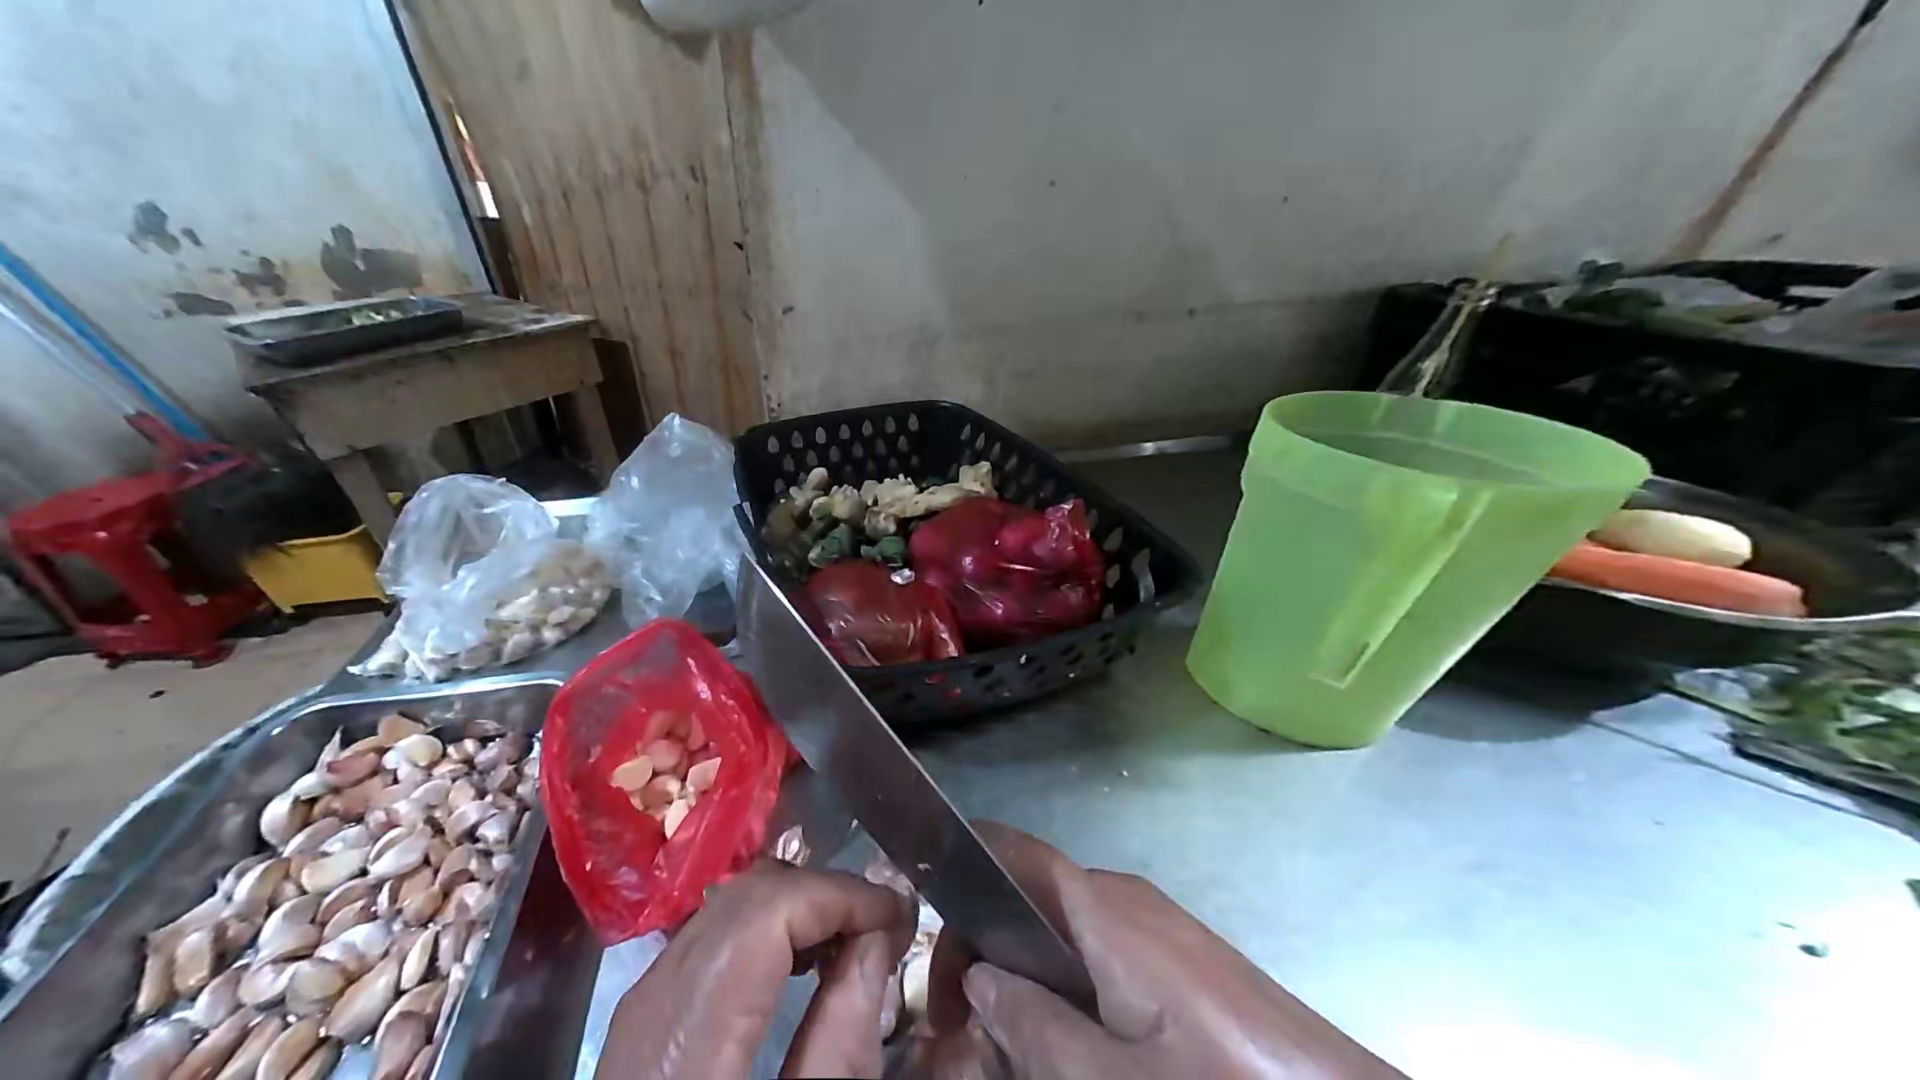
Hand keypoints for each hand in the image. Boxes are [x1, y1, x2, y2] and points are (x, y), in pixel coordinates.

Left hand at [597, 860, 914, 1078]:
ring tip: (853, 935)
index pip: (764, 913)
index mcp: (685, 1046)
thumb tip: (878, 937)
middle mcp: (650, 1006)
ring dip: (797, 906)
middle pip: (744, 898)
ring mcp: (641, 1005)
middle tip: (882, 922)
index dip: (838, 896)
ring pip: (727, 907)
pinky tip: (803, 957)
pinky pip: (712, 935)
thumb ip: (844, 1039)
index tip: (896, 914)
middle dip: (823, 894)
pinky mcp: (645, 1014)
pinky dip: (766, 927)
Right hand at [920, 824, 1403, 1079]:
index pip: (1015, 853)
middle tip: (958, 1025)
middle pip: (1029, 896)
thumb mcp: (1110, 1078)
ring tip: (1006, 1045)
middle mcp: (1123, 899)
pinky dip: (1064, 987)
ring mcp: (1153, 925)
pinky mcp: (1175, 955)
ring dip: (1023, 975)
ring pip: (1061, 930)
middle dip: (984, 948)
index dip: (962, 864)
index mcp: (1102, 910)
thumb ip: (1035, 1026)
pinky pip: (1099, 953)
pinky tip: (1068, 1047)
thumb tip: (979, 977)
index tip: (921, 924)